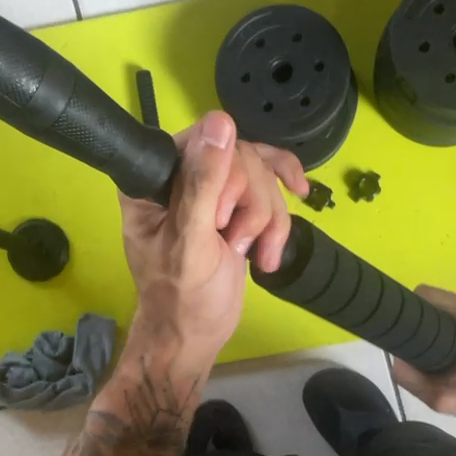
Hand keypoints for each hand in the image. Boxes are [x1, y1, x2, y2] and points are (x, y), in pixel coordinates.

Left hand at [120, 112, 304, 365]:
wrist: (197, 333)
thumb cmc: (182, 298)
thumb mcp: (191, 242)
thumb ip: (203, 183)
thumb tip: (220, 122)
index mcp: (154, 180)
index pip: (202, 141)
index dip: (225, 176)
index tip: (221, 218)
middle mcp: (181, 176)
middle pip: (240, 157)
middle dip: (250, 207)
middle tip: (235, 243)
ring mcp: (213, 190)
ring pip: (262, 174)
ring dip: (268, 220)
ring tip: (254, 254)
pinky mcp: (237, 205)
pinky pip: (271, 180)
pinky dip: (284, 198)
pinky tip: (300, 193)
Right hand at [391, 287, 455, 437]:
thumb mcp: (446, 400)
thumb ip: (412, 379)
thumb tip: (395, 359)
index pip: (427, 296)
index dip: (412, 314)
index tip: (410, 338)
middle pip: (443, 301)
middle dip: (432, 326)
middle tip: (434, 357)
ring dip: (448, 327)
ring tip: (453, 357)